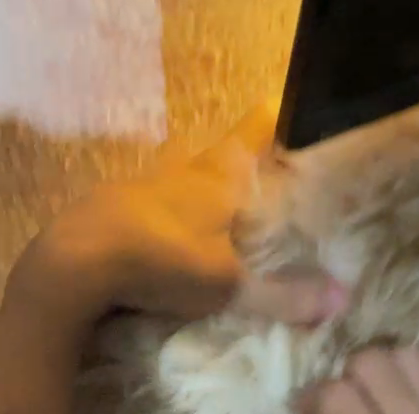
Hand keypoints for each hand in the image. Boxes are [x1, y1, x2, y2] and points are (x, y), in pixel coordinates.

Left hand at [16, 106, 347, 324]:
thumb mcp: (227, 286)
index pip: (250, 136)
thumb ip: (281, 296)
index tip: (279, 107)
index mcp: (213, 179)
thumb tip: (341, 300)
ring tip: (202, 220)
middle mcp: (175, 175)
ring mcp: (133, 191)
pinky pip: (138, 212)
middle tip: (244, 178)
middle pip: (208, 158)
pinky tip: (155, 246)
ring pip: (170, 183)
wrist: (76, 265)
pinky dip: (153, 223)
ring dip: (186, 195)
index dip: (268, 124)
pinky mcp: (102, 214)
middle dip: (227, 164)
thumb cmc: (163, 262)